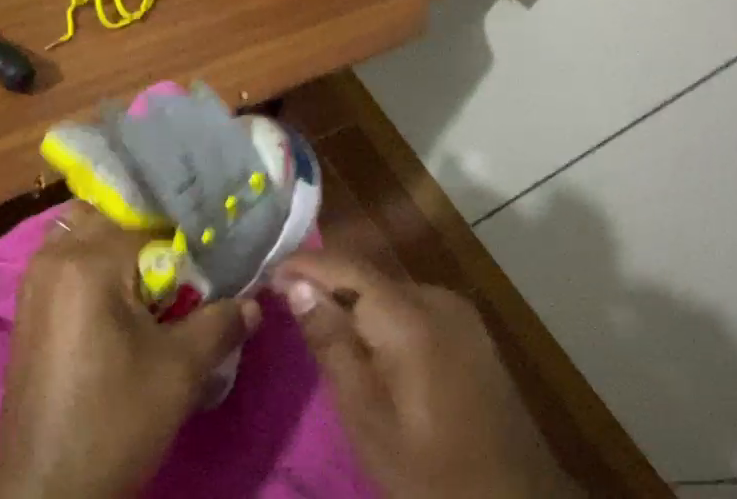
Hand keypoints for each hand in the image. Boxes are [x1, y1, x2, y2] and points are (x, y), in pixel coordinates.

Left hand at [0, 204, 260, 498]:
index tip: (213, 248)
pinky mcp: (30, 306)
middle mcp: (54, 255)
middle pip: (108, 215)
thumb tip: (253, 302)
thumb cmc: (115, 420)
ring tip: (158, 279)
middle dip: (147, 231)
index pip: (146, 220)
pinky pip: (68, 262)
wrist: (47, 485)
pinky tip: (127, 301)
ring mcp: (35, 279)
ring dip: (119, 247)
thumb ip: (219, 324)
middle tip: (185, 260)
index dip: (184, 234)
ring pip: (84, 235)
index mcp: (87, 260)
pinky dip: (97, 267)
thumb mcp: (180, 371)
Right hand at [272, 251, 581, 498]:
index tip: (265, 276)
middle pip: (366, 274)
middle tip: (282, 302)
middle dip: (323, 282)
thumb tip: (296, 285)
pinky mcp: (471, 333)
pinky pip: (411, 306)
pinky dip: (379, 313)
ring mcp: (461, 315)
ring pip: (387, 289)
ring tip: (316, 321)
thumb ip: (331, 344)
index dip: (301, 264)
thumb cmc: (430, 471)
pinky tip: (363, 338)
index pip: (344, 265)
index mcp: (410, 317)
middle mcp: (438, 299)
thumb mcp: (366, 417)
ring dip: (351, 298)